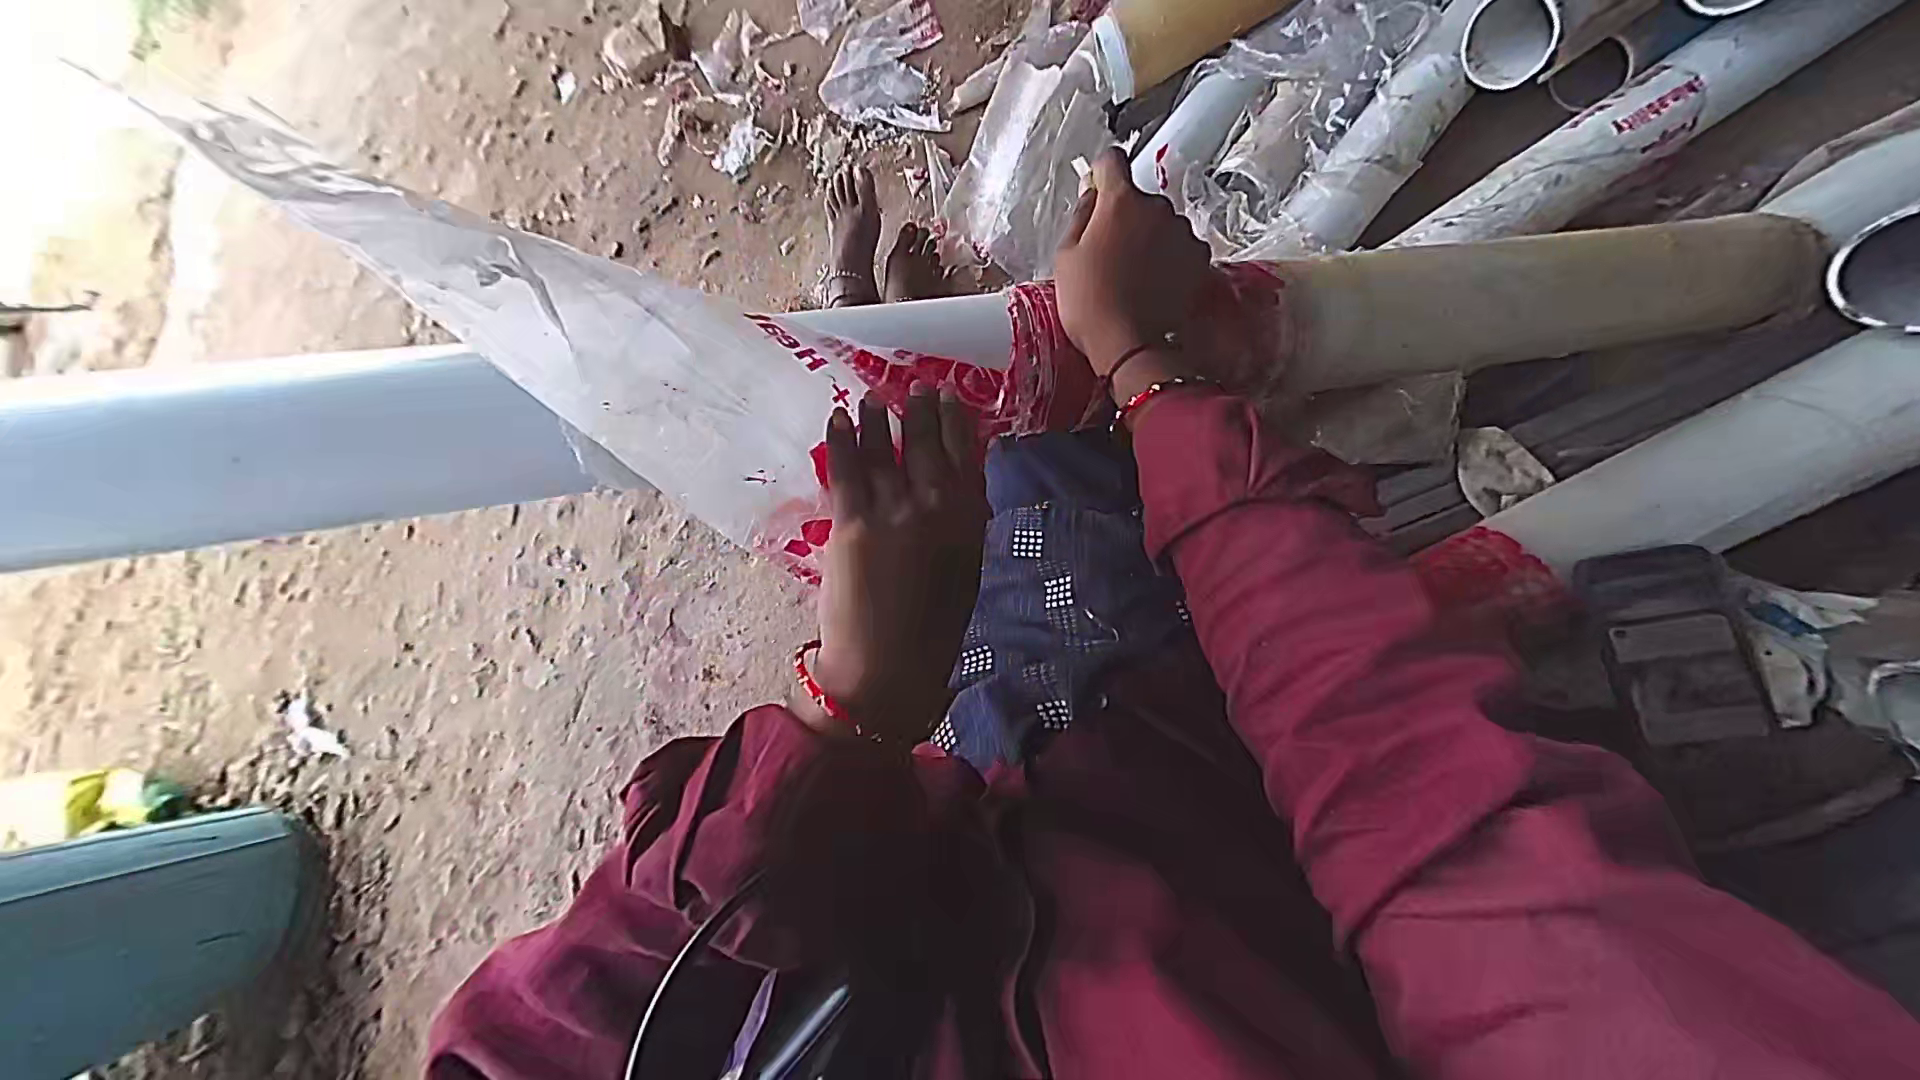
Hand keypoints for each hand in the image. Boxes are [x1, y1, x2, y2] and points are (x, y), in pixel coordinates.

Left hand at [799, 386, 988, 743]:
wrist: (889, 668)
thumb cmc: (931, 629)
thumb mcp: (964, 571)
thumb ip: (960, 525)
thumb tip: (951, 487)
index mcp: (970, 520)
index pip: (966, 454)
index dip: (955, 421)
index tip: (948, 398)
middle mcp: (938, 506)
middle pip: (925, 442)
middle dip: (919, 409)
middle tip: (913, 389)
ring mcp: (895, 511)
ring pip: (884, 448)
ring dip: (877, 417)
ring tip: (872, 398)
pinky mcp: (854, 523)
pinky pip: (846, 468)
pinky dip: (841, 439)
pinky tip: (838, 419)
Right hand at [1054, 147, 1215, 375]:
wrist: (1130, 345)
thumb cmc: (1088, 302)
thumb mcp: (1065, 259)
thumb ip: (1080, 217)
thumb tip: (1092, 195)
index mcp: (1120, 201)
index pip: (1112, 160)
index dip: (1101, 173)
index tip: (1096, 192)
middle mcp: (1157, 206)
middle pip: (1139, 199)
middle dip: (1125, 217)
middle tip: (1109, 253)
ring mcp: (1182, 232)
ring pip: (1161, 224)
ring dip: (1149, 238)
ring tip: (1133, 275)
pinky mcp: (1199, 258)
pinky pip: (1181, 247)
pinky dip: (1170, 259)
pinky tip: (1154, 284)